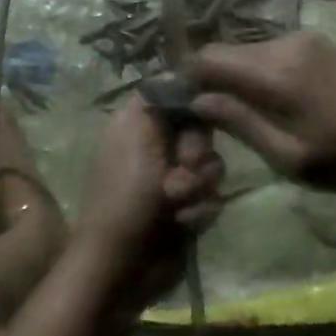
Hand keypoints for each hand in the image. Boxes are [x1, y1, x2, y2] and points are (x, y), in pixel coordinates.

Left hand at [78, 99, 224, 255]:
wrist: (122, 266)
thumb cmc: (126, 195)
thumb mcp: (136, 134)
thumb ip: (156, 98)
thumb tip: (174, 69)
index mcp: (139, 122)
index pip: (178, 94)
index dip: (192, 104)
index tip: (199, 116)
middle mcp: (158, 145)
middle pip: (200, 129)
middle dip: (197, 153)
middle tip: (182, 171)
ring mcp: (175, 178)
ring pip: (211, 165)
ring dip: (198, 186)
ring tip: (177, 205)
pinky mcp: (189, 208)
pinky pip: (212, 197)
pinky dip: (199, 211)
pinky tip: (183, 223)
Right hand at [189, 33, 335, 191]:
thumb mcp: (289, 156)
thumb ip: (240, 122)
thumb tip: (198, 100)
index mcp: (273, 72)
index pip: (209, 58)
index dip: (189, 75)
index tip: (186, 100)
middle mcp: (283, 44)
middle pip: (229, 51)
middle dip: (216, 77)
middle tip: (219, 113)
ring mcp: (304, 39)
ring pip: (252, 50)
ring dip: (242, 75)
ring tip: (254, 111)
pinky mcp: (320, 42)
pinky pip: (276, 51)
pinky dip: (266, 71)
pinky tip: (284, 100)